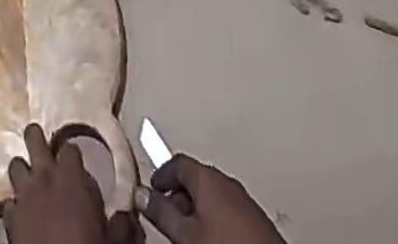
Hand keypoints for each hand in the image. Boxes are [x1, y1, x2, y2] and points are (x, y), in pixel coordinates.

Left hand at [4, 124, 136, 243]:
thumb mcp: (113, 239)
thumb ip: (120, 223)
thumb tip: (126, 217)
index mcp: (70, 177)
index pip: (70, 148)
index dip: (72, 154)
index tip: (76, 161)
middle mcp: (44, 177)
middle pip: (33, 139)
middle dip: (35, 137)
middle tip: (40, 140)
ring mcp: (23, 196)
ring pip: (15, 165)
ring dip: (22, 169)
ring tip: (30, 176)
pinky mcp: (9, 218)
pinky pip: (8, 202)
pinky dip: (15, 204)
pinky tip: (21, 212)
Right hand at [144, 154, 285, 243]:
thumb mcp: (185, 234)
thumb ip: (161, 212)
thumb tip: (143, 195)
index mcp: (208, 177)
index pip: (177, 162)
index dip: (161, 174)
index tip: (151, 189)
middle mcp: (226, 182)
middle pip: (194, 177)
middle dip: (177, 193)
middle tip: (165, 213)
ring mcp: (243, 199)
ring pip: (211, 194)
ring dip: (195, 207)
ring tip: (186, 232)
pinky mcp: (255, 218)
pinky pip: (226, 207)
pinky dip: (213, 216)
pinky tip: (210, 237)